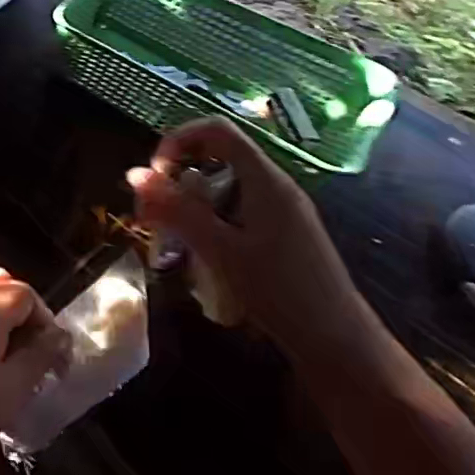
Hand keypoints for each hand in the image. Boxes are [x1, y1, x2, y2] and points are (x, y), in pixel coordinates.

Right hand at [127, 117, 362, 344]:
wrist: (341, 345)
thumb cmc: (281, 293)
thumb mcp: (220, 251)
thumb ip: (177, 210)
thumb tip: (133, 174)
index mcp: (265, 179)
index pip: (216, 130)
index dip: (178, 139)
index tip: (155, 175)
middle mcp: (274, 185)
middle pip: (217, 154)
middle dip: (177, 173)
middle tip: (151, 210)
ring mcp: (280, 209)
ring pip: (224, 183)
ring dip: (189, 199)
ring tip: (168, 235)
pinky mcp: (281, 231)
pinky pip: (236, 207)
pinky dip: (209, 217)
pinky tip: (198, 251)